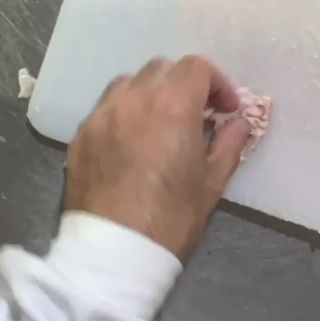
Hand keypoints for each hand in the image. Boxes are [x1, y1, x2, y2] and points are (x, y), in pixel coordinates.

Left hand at [64, 55, 250, 258]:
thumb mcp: (211, 183)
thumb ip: (228, 144)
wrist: (114, 253)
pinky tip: (131, 142)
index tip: (225, 109)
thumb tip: (238, 123)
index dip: (217, 83)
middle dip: (184, 85)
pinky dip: (124, 113)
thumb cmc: (171, 219)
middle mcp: (134, 99)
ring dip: (150, 93)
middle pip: (162, 69)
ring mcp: (102, 115)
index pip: (196, 67)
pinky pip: (105, 108)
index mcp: (172, 106)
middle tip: (196, 115)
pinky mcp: (81, 135)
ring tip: (160, 123)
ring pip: (129, 83)